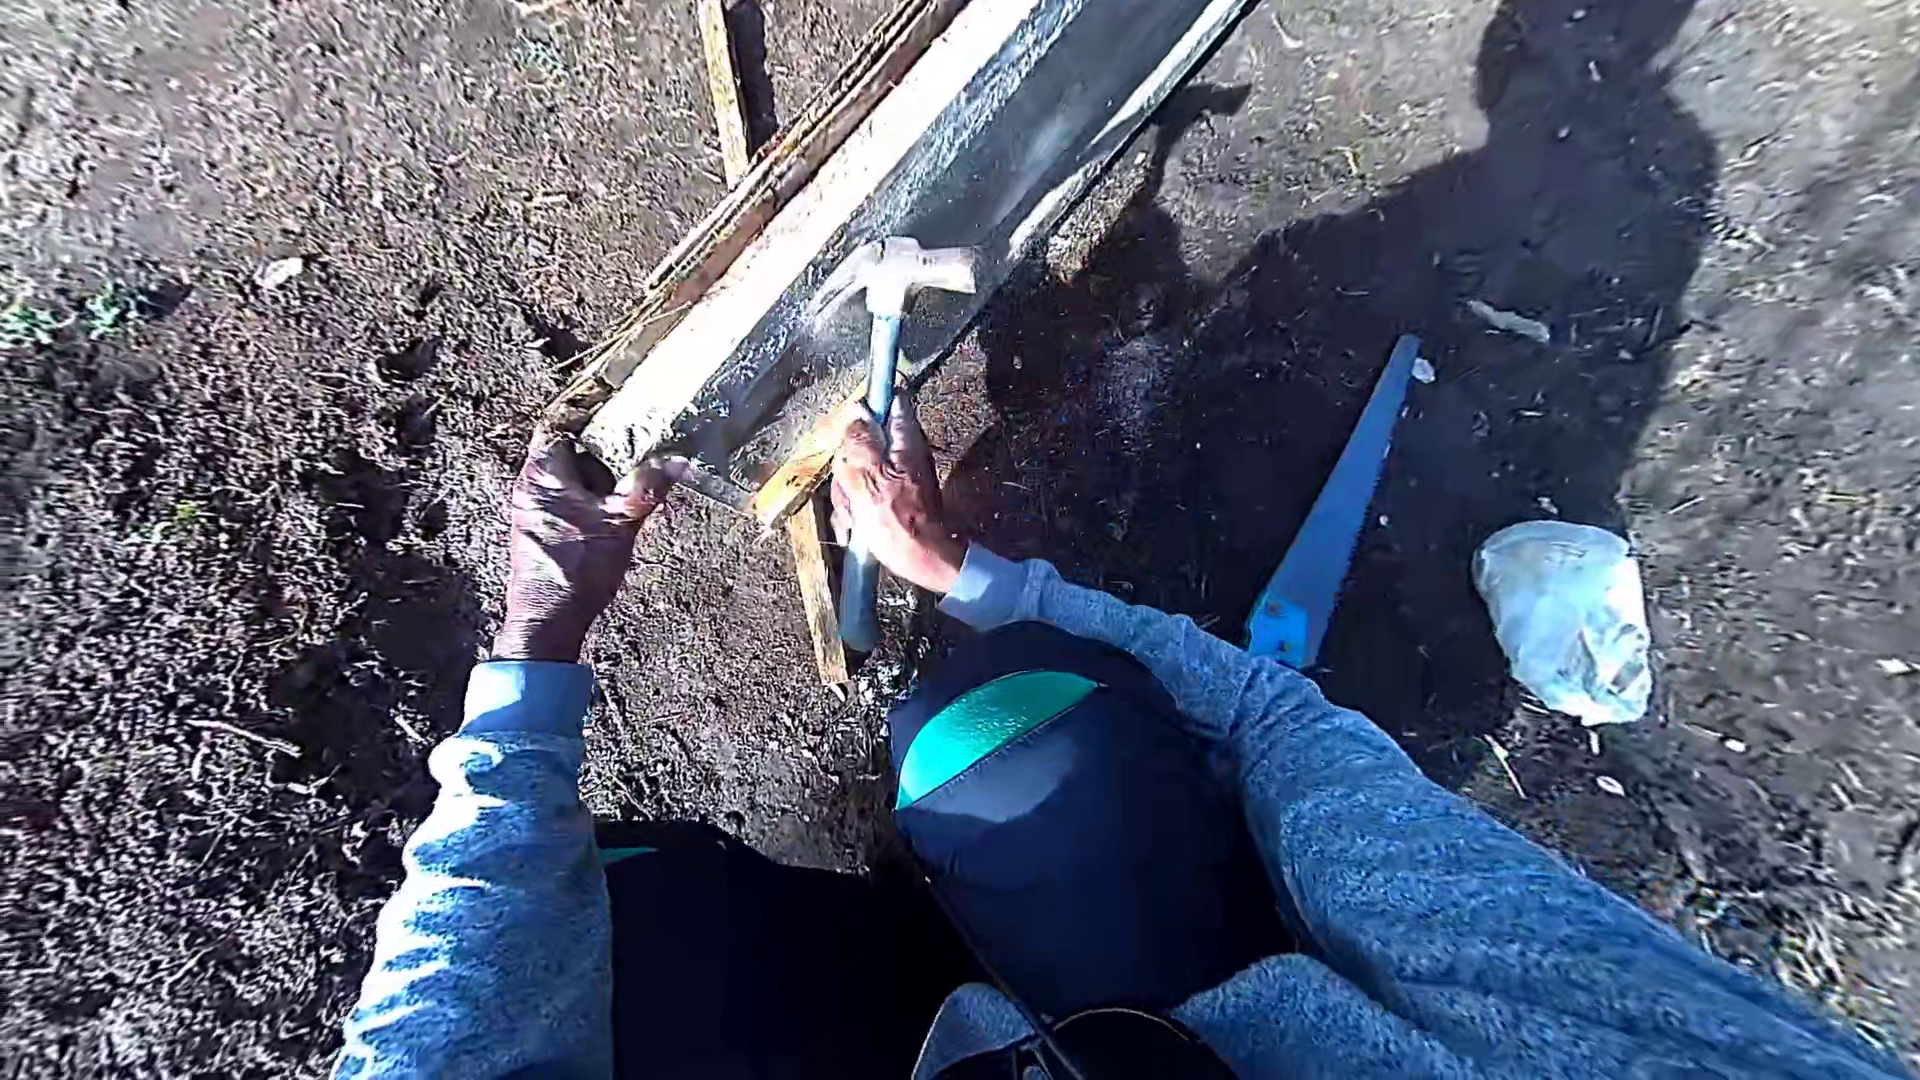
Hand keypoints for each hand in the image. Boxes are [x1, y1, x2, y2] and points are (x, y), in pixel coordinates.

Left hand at [494, 430, 678, 661]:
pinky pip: (574, 501)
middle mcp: (532, 486)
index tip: (621, 409)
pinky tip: (624, 510)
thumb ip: (648, 487)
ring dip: (605, 478)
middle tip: (644, 447)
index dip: (588, 413)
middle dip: (607, 450)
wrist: (550, 618)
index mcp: (541, 475)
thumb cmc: (578, 567)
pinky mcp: (547, 530)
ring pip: (575, 479)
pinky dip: (598, 498)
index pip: (559, 426)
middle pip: (571, 451)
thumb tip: (677, 460)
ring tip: (640, 479)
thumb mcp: (621, 522)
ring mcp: (537, 510)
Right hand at [830, 393, 965, 593]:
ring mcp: (897, 478)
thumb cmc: (898, 524)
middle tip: (850, 489)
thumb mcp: (869, 479)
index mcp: (904, 442)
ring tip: (855, 517)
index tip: (851, 428)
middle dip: (848, 467)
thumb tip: (856, 412)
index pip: (891, 401)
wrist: (922, 562)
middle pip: (863, 442)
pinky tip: (855, 528)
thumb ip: (860, 443)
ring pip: (858, 472)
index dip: (867, 406)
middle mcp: (903, 455)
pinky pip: (862, 495)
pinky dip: (855, 511)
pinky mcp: (890, 499)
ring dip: (848, 495)